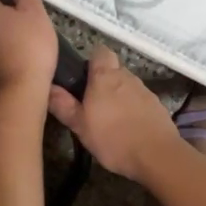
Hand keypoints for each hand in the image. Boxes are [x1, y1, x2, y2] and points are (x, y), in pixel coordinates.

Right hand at [46, 47, 182, 180]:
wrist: (157, 154)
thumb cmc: (113, 139)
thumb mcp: (80, 126)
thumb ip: (64, 105)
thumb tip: (48, 87)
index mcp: (105, 77)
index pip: (100, 51)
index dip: (91, 60)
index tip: (82, 76)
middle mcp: (126, 77)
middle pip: (113, 69)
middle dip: (103, 80)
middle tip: (91, 102)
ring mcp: (144, 90)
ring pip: (127, 85)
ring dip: (118, 95)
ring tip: (110, 118)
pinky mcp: (157, 105)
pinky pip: (140, 100)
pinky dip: (133, 108)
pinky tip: (128, 127)